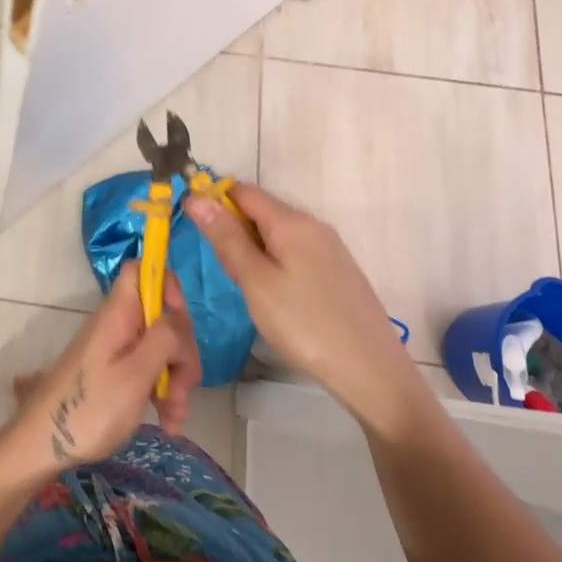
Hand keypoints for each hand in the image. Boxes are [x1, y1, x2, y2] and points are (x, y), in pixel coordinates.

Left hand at [6, 261, 200, 473]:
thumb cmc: (91, 410)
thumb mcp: (136, 374)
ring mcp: (115, 350)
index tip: (182, 326)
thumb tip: (179, 310)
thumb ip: (164, 338)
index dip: (167, 287)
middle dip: (181, 353)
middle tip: (182, 390)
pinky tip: (167, 422)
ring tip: (174, 418)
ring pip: (159, 348)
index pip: (141, 271)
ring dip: (175, 381)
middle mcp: (116, 325)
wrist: (43, 445)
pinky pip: (146, 371)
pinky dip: (160, 393)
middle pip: (162, 317)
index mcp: (118, 315)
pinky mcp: (114, 373)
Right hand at [186, 184, 427, 435]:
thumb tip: (197, 197)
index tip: (191, 229)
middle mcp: (313, 226)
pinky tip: (272, 296)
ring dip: (251, 249)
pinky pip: (293, 252)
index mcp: (291, 222)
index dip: (213, 201)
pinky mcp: (336, 271)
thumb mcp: (255, 281)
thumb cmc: (304, 324)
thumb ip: (226, 237)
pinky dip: (272, 263)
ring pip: (276, 234)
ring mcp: (329, 249)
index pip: (242, 190)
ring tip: (245, 287)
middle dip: (231, 229)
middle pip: (260, 211)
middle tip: (222, 269)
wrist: (371, 370)